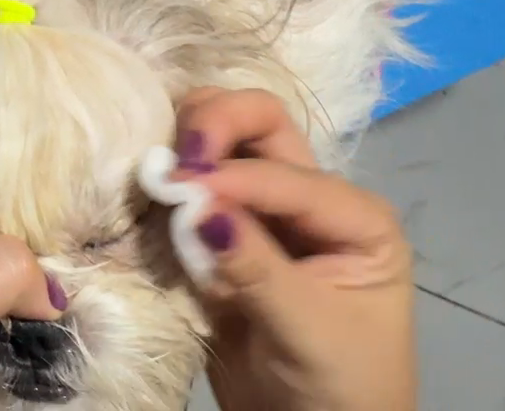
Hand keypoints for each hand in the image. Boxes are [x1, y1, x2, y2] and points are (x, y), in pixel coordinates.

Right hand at [174, 89, 416, 410]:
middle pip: (259, 120)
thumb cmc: (339, 393)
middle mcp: (307, 196)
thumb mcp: (310, 334)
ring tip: (160, 169)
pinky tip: (150, 187)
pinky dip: (169, 172)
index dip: (232, 175)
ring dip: (187, 140)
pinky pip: (191, 179)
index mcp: (354, 216)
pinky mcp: (220, 225)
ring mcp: (261, 207)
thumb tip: (196, 204)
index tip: (180, 188)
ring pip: (222, 137)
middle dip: (213, 122)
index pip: (285, 171)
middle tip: (174, 155)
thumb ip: (256, 267)